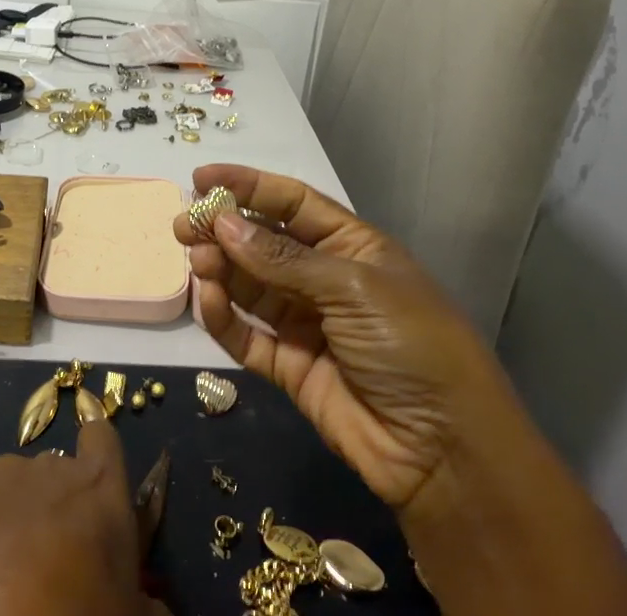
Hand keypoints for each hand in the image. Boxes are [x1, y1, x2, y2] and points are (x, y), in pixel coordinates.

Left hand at [0, 418, 152, 615]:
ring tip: (11, 563)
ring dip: (18, 511)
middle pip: (57, 470)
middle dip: (58, 501)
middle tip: (57, 553)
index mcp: (100, 485)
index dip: (98, 456)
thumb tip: (150, 602)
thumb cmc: (78, 612)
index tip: (95, 487)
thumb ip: (144, 593)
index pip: (102, 436)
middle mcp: (51, 467)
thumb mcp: (130, 610)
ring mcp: (1, 476)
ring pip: (15, 484)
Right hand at [174, 164, 518, 517]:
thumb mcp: (353, 288)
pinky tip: (208, 301)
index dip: (249, 186)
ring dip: (221, 270)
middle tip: (183, 226)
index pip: (293, 204)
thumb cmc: (411, 344)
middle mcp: (326, 280)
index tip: (201, 179)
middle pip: (264, 244)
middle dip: (224, 230)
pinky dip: (224, 319)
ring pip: (250, 288)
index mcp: (353, 247)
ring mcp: (306, 325)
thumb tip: (223, 223)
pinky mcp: (291, 369)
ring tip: (197, 260)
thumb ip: (283, 259)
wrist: (442, 446)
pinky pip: (248, 336)